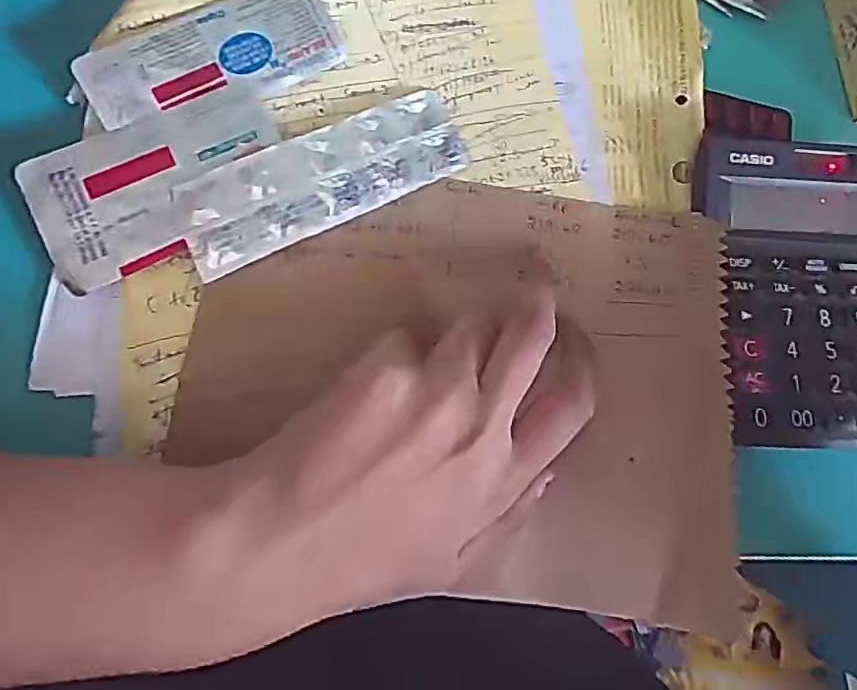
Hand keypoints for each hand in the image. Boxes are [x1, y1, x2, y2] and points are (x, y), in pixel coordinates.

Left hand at [224, 286, 595, 629]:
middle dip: (539, 309)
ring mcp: (438, 392)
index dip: (581, 364)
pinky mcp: (392, 367)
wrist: (275, 539)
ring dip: (463, 330)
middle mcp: (482, 427)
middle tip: (535, 294)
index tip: (576, 344)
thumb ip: (512, 514)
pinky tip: (368, 391)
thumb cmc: (365, 556)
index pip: (570, 405)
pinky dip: (398, 354)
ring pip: (472, 326)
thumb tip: (552, 468)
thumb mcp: (454, 561)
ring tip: (431, 354)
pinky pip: (410, 338)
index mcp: (502, 477)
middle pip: (531, 341)